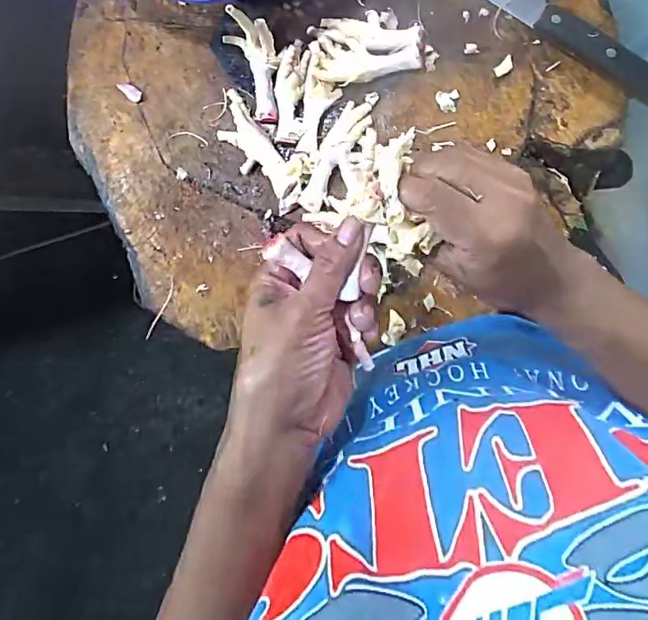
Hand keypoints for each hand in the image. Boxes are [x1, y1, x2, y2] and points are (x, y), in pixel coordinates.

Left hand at [228, 219, 380, 450]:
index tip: (346, 251)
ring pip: (358, 286)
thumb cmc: (283, 362)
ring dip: (363, 302)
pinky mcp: (346, 336)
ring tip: (358, 322)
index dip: (329, 241)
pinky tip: (360, 341)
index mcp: (280, 278)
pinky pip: (366, 314)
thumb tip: (354, 221)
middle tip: (364, 285)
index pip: (306, 239)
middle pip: (341, 260)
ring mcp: (325, 314)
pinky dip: (367, 324)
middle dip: (356, 273)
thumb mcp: (305, 309)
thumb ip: (334, 265)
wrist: (289, 426)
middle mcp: (303, 291)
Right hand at [400, 145, 590, 318]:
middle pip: (440, 163)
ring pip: (455, 152)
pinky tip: (446, 178)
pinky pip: (472, 154)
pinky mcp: (516, 171)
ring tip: (422, 181)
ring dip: (431, 163)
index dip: (403, 191)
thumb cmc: (503, 284)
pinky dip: (451, 162)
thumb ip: (424, 239)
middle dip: (414, 172)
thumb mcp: (457, 272)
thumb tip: (395, 209)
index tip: (390, 198)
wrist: (554, 276)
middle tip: (403, 188)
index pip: (430, 194)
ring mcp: (512, 179)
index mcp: (483, 232)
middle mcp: (500, 197)